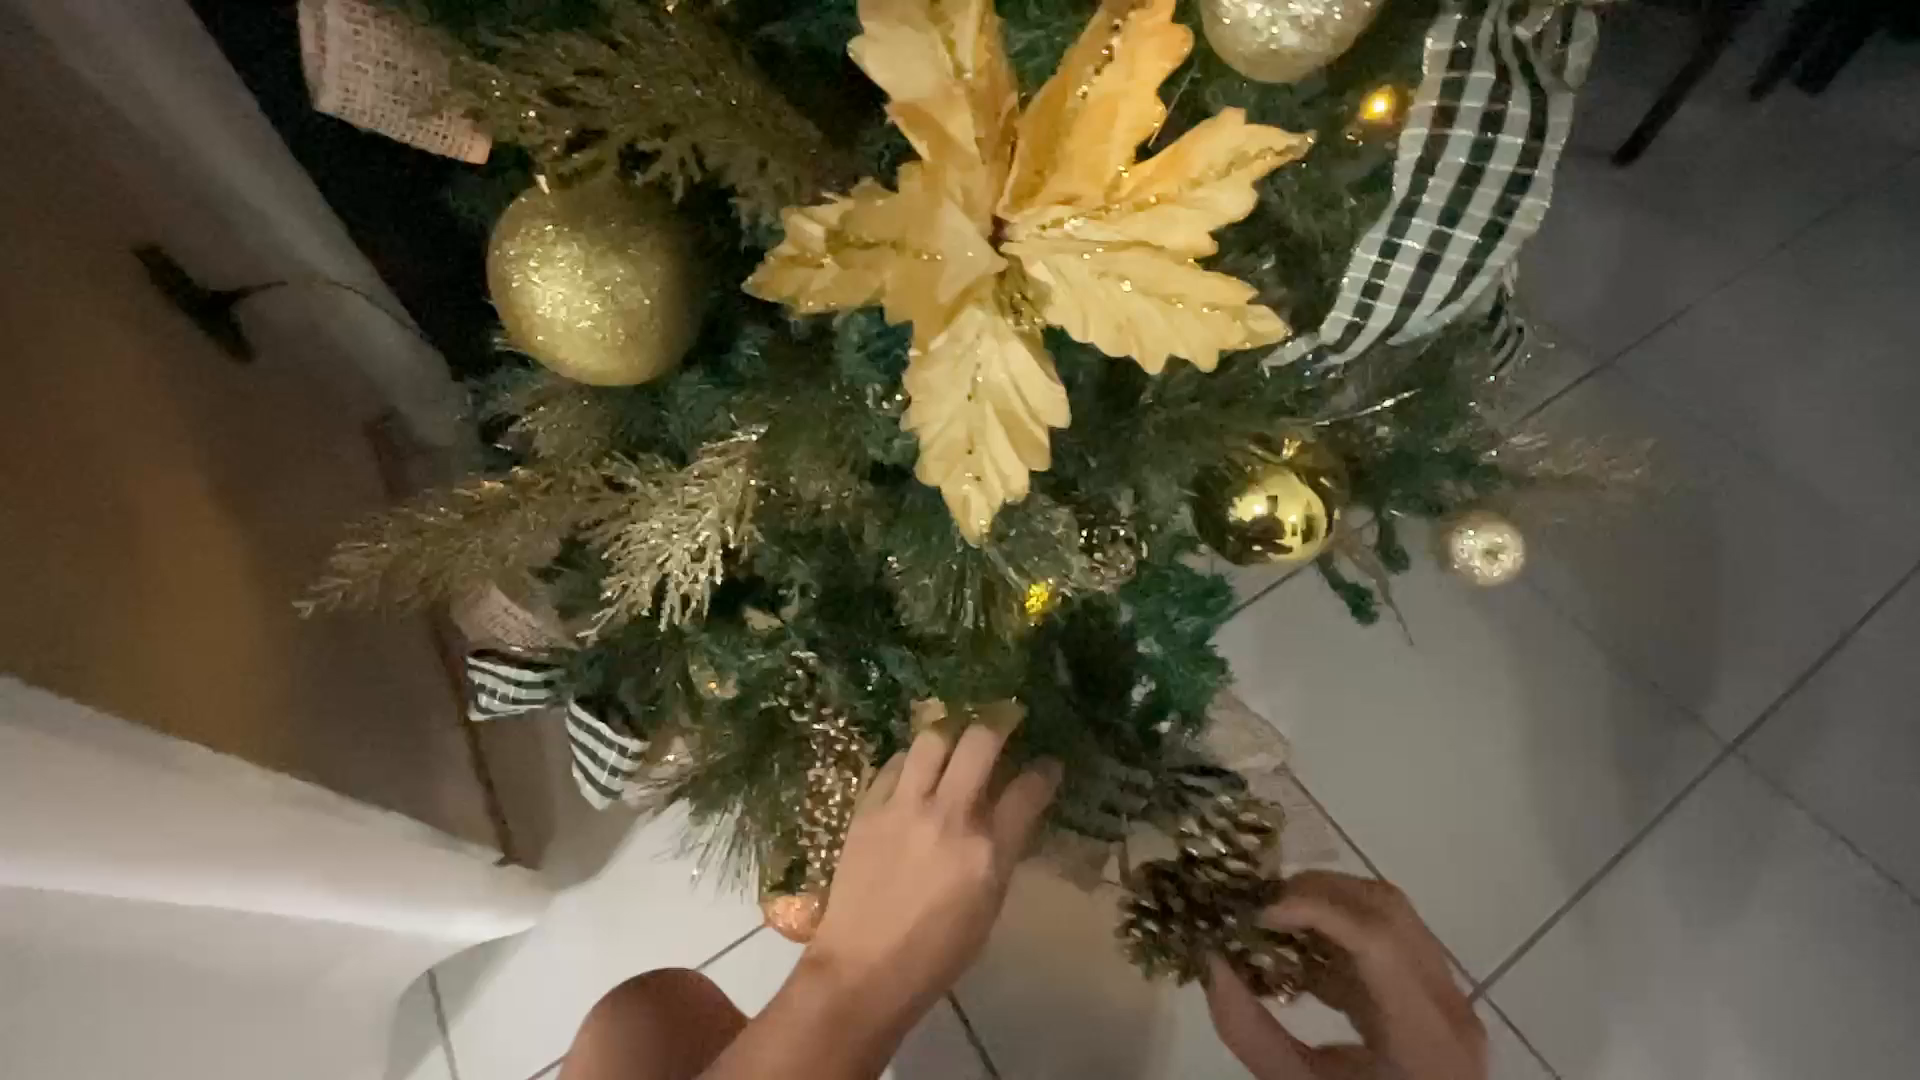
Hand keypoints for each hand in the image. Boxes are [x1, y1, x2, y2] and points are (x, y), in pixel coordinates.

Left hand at [802, 724, 1060, 1025]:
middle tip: (1005, 717)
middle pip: (979, 741)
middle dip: (999, 721)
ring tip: (956, 732)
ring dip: (950, 729)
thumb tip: (1011, 814)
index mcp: (987, 852)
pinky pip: (894, 763)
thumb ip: (1001, 852)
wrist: (862, 970)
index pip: (1027, 791)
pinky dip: (911, 759)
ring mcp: (904, 807)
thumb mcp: (988, 907)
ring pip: (931, 737)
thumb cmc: (936, 953)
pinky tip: (915, 766)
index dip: (1045, 771)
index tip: (1049, 763)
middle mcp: (948, 816)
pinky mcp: (868, 808)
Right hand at [1203, 871, 1485, 1079]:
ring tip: (1274, 923)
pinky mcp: (1433, 991)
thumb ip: (1251, 1031)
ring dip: (1323, 903)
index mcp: (1427, 1038)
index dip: (1311, 908)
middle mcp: (1449, 1005)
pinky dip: (1335, 926)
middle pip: (1383, 908)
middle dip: (1311, 894)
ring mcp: (1449, 995)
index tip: (1253, 912)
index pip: (1375, 939)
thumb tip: (1208, 958)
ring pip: (1386, 909)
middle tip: (1256, 908)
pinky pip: (1386, 932)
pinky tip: (1298, 952)